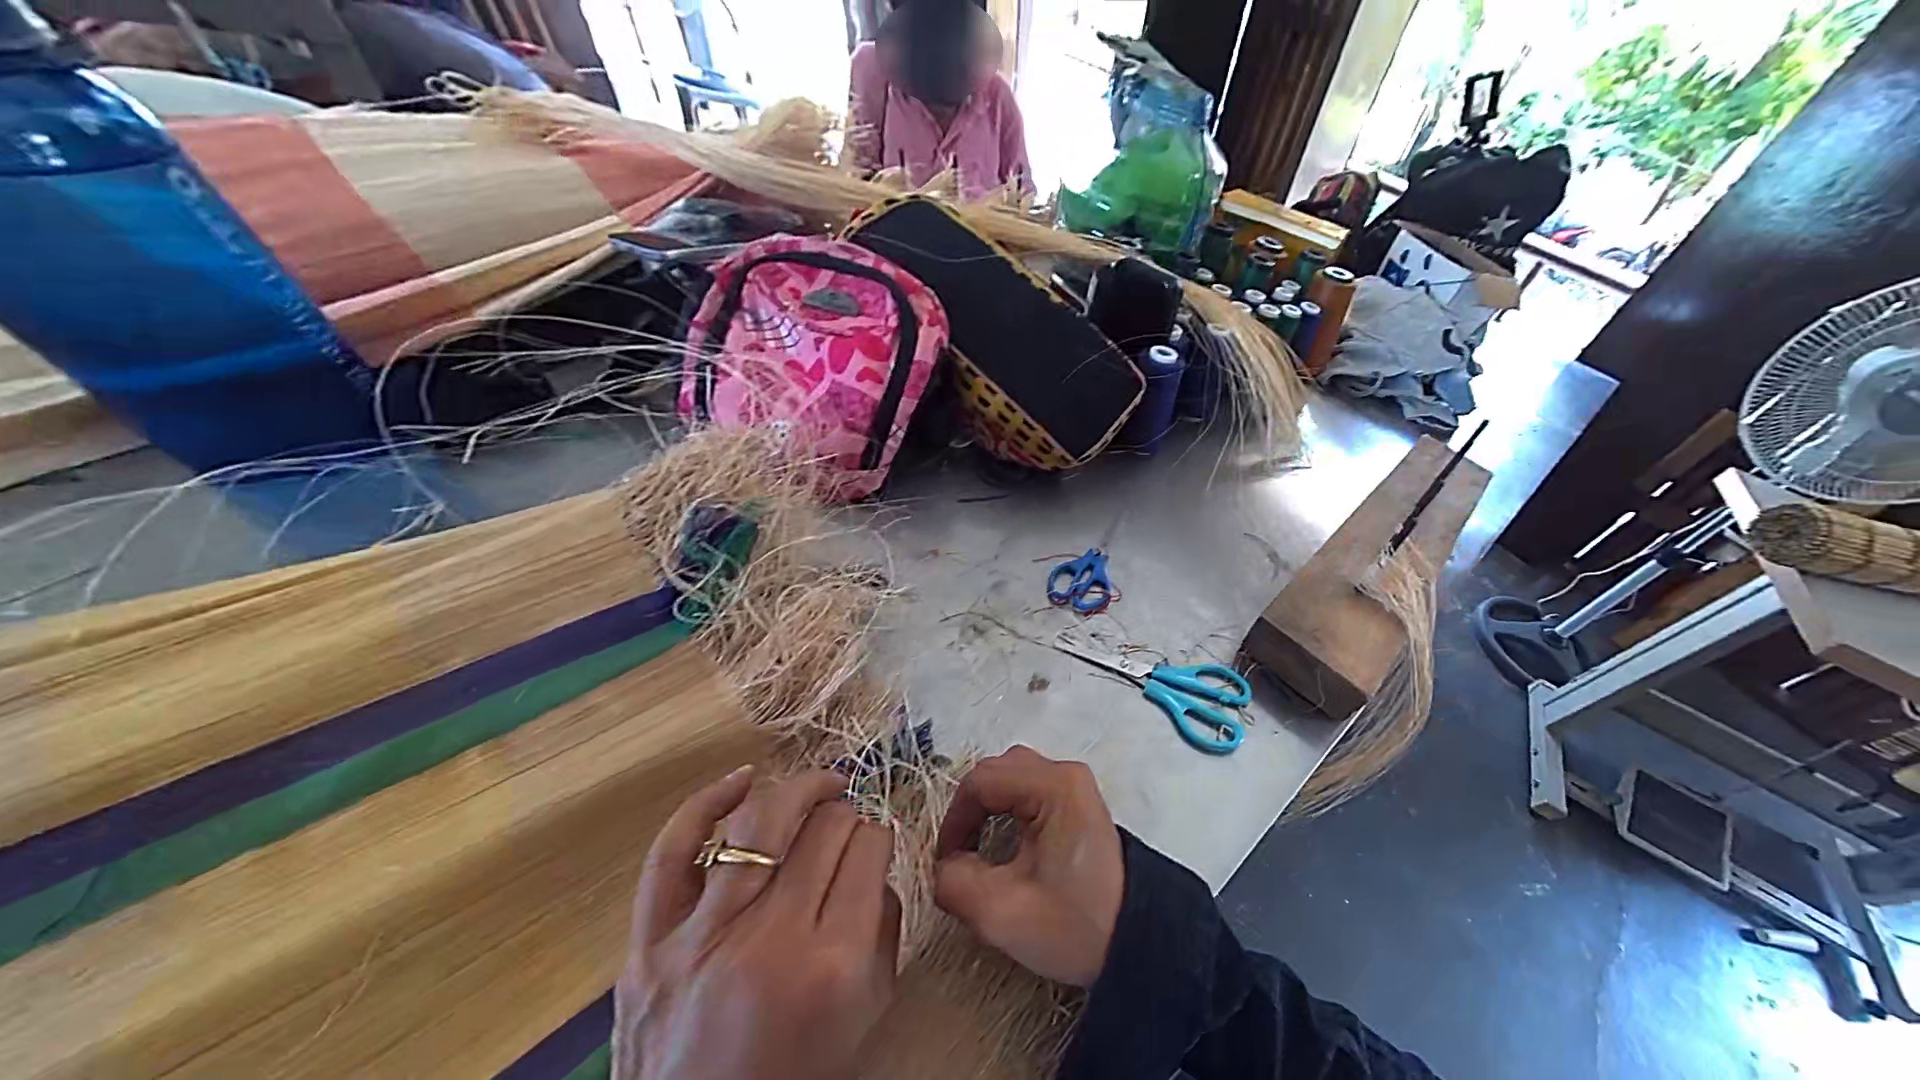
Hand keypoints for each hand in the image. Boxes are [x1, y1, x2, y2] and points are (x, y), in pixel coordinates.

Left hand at [615, 767, 900, 1079]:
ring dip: (799, 790)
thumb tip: (872, 860)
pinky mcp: (647, 943)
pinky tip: (743, 779)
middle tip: (849, 818)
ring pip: (759, 825)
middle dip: (846, 812)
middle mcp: (769, 940)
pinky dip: (705, 804)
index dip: (878, 831)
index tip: (875, 836)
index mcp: (831, 965)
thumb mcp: (865, 1017)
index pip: (866, 850)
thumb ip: (882, 929)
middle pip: (822, 831)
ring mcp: (700, 937)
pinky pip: (670, 853)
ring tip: (820, 787)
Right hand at [932, 745, 1123, 986]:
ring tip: (979, 847)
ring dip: (987, 807)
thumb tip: (941, 866)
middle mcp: (1065, 774)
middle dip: (970, 810)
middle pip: (996, 772)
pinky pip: (1028, 790)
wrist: (1140, 943)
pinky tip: (1003, 843)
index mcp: (1053, 787)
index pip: (981, 781)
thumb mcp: (1002, 913)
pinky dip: (1007, 809)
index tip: (947, 860)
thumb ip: (954, 884)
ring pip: (1011, 777)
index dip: (955, 819)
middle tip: (961, 853)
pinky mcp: (1076, 802)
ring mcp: (1074, 786)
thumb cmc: (1075, 925)